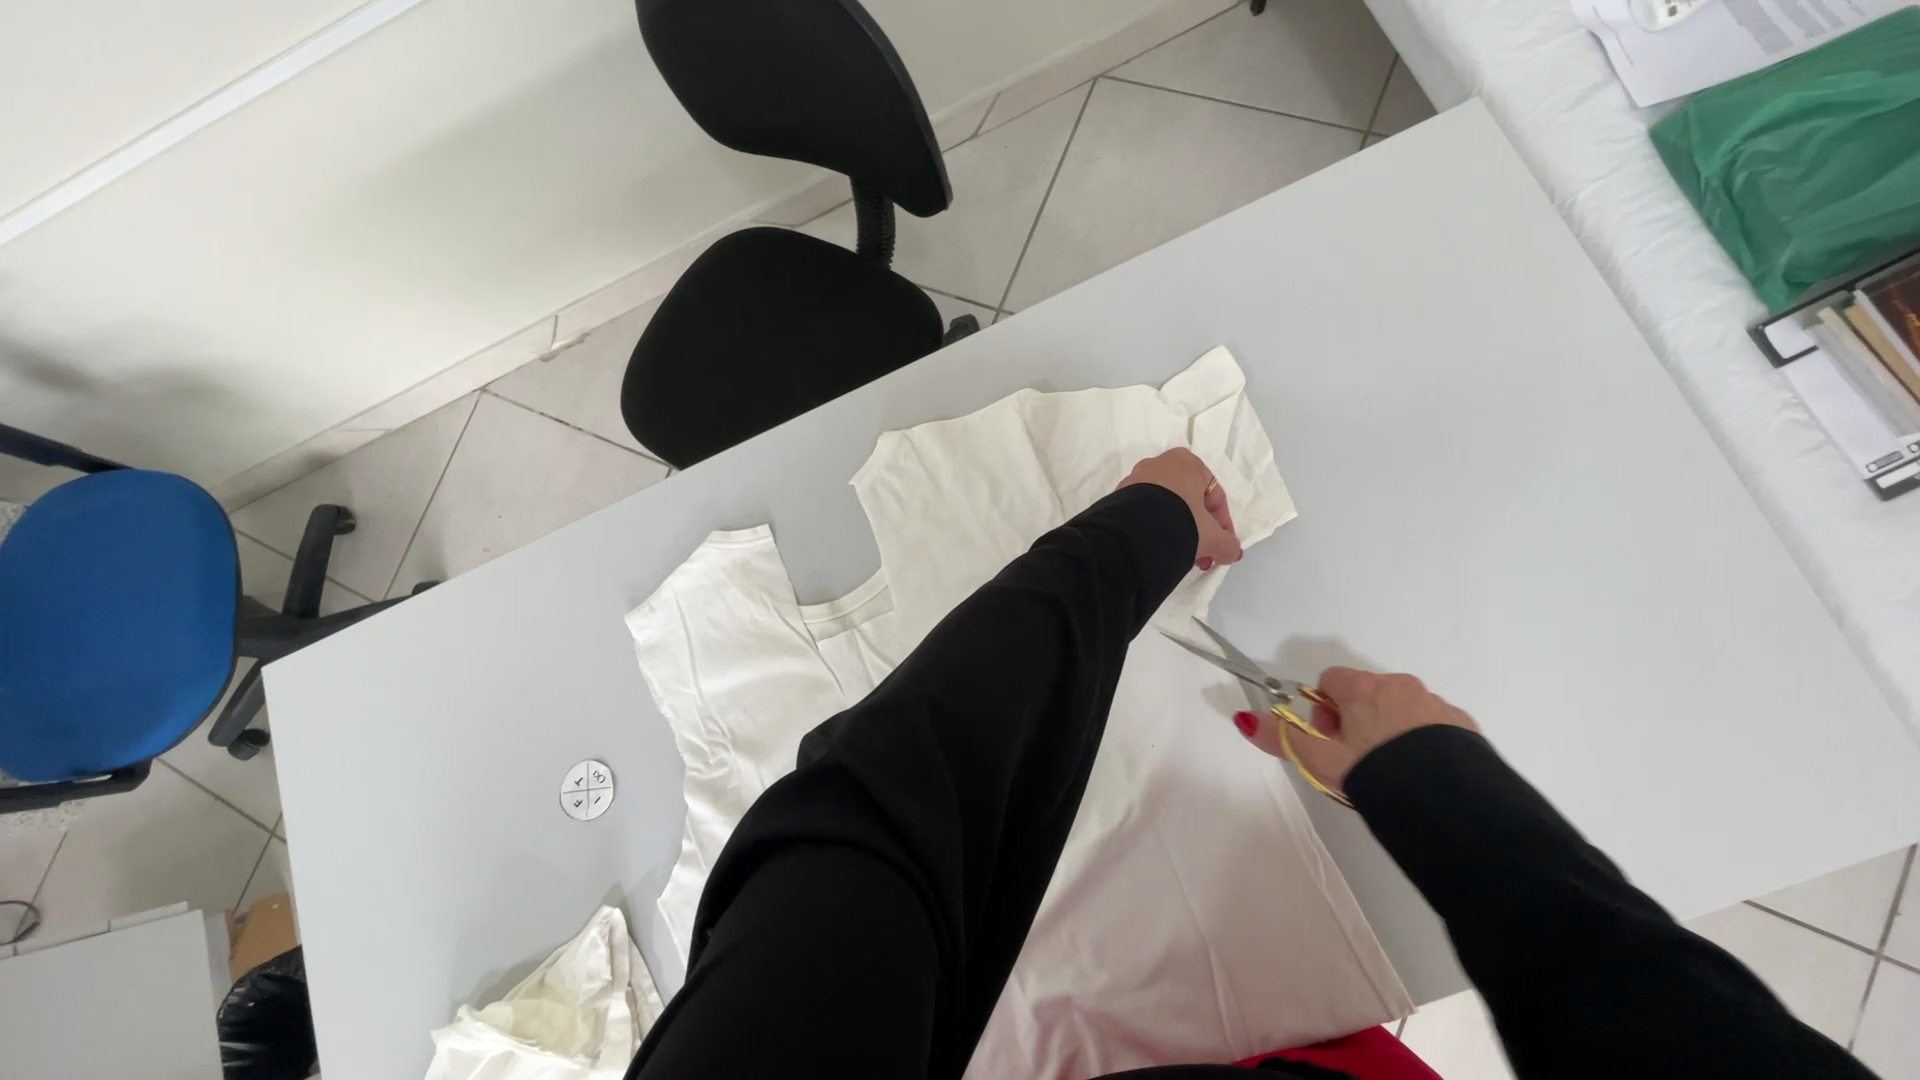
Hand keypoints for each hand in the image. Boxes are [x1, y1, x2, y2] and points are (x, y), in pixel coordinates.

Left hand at [1119, 448, 1242, 570]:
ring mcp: (1136, 479)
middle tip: (1203, 556)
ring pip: (1167, 508)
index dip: (1222, 525)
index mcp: (1186, 461)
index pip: (1215, 495)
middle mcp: (1159, 464)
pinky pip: (1146, 513)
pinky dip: (1157, 529)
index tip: (1223, 547)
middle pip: (1189, 502)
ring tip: (1183, 556)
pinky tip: (1161, 548)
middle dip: (1200, 531)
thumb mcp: (1212, 537)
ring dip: (1180, 532)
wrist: (1134, 532)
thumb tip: (1231, 552)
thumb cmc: (1181, 521)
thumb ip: (1228, 544)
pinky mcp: (1119, 496)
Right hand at [1235, 667, 1479, 795]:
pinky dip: (1421, 742)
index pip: (1329, 680)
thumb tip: (1243, 718)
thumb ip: (1279, 736)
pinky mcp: (1464, 725)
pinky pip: (1432, 726)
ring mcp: (1434, 703)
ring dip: (1389, 730)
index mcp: (1362, 687)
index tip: (1327, 741)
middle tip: (1353, 760)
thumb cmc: (1372, 772)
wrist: (1448, 803)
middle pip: (1365, 694)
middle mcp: (1399, 685)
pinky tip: (1419, 774)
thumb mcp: (1318, 760)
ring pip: (1400, 710)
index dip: (1321, 710)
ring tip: (1388, 771)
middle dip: (1355, 720)